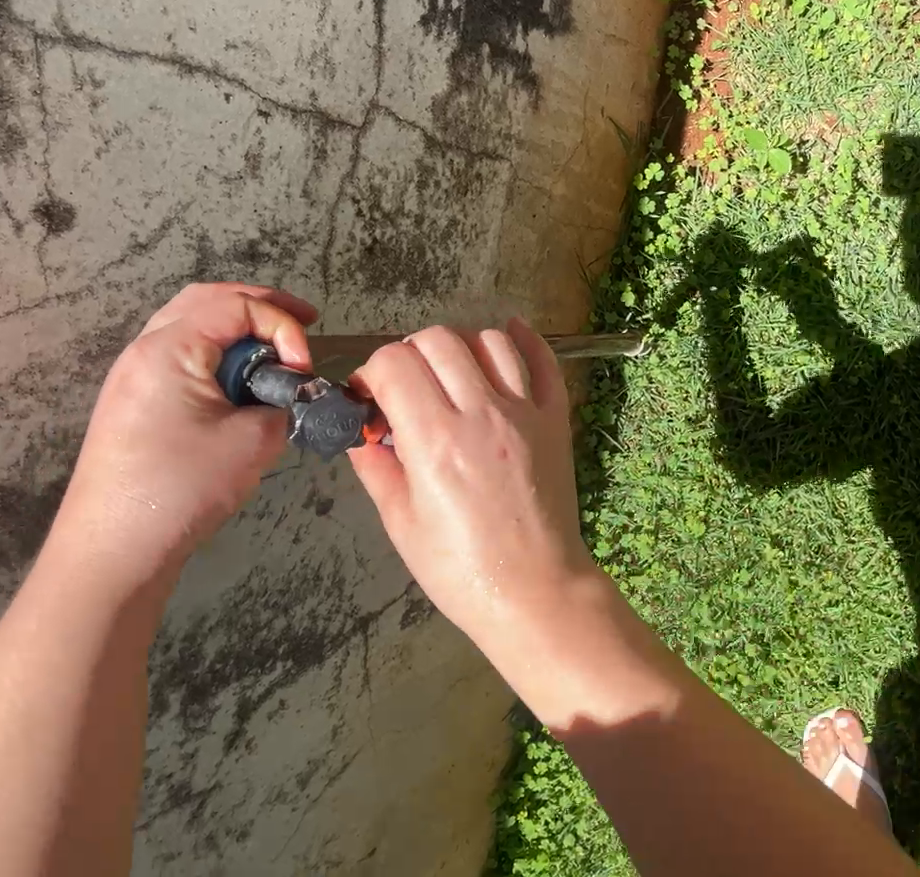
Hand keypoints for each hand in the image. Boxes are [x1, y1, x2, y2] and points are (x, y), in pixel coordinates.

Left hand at [55, 283, 316, 581]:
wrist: (116, 545)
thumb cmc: (184, 485)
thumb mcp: (256, 440)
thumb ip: (283, 403)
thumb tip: (287, 395)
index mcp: (169, 350)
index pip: (237, 305)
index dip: (282, 325)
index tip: (303, 368)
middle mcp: (146, 350)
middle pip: (207, 299)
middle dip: (263, 305)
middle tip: (305, 322)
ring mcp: (135, 375)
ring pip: (191, 321)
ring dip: (240, 326)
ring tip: (279, 345)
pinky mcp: (137, 400)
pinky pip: (184, 352)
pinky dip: (222, 350)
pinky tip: (245, 375)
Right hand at [346, 320, 595, 640]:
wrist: (533, 588)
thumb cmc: (459, 568)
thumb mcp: (400, 521)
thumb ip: (377, 465)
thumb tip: (363, 429)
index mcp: (435, 440)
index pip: (394, 363)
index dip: (372, 372)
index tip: (371, 398)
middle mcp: (482, 414)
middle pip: (439, 340)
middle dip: (410, 353)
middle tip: (407, 386)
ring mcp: (525, 413)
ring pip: (491, 341)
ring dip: (461, 346)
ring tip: (450, 373)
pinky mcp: (556, 420)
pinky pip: (545, 363)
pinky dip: (527, 339)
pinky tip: (511, 331)